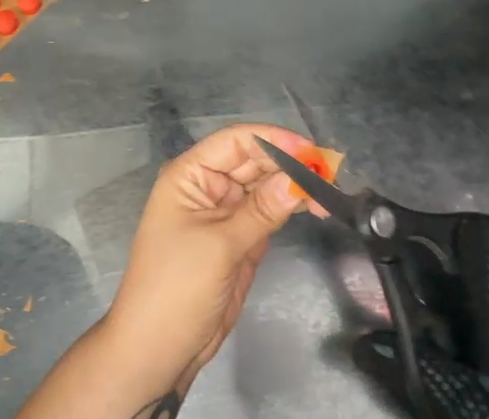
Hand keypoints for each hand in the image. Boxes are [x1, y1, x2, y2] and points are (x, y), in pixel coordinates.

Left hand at [103, 123, 313, 385]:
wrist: (158, 349)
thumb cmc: (176, 288)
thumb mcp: (220, 246)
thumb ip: (262, 210)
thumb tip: (300, 180)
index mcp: (189, 175)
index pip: (235, 142)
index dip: (274, 140)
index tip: (311, 152)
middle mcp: (207, 187)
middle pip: (254, 161)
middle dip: (290, 164)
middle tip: (330, 174)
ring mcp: (224, 213)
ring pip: (265, 186)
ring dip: (294, 186)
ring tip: (327, 191)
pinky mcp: (239, 239)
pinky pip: (268, 212)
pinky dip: (290, 208)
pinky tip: (313, 206)